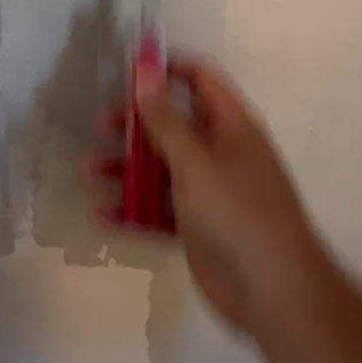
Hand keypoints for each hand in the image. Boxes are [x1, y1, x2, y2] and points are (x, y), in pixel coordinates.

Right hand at [88, 55, 335, 339]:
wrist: (274, 294)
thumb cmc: (237, 213)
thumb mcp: (194, 161)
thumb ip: (164, 118)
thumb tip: (144, 70)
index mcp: (231, 126)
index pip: (200, 80)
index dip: (166, 68)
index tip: (128, 68)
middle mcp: (220, 152)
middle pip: (172, 125)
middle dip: (135, 124)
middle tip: (100, 125)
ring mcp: (208, 191)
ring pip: (159, 169)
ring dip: (124, 169)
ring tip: (86, 173)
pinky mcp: (196, 227)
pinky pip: (158, 208)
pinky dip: (132, 209)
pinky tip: (101, 214)